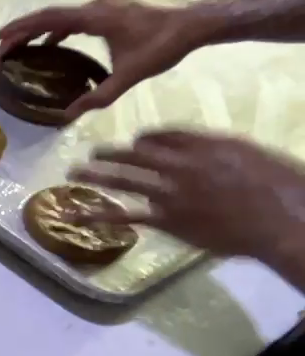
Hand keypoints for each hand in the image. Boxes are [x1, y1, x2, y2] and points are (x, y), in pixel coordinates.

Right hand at [0, 0, 210, 118]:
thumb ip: (98, 96)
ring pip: (62, 16)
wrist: (204, 21)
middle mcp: (99, 7)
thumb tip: (67, 117)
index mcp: (96, 17)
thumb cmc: (166, 45)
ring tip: (19, 49)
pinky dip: (56, 30)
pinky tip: (52, 44)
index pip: (48, 19)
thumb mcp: (130, 75)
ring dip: (37, 31)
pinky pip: (76, 18)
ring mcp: (108, 6)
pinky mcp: (115, 10)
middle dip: (20, 34)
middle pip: (49, 16)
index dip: (19, 30)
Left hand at [72, 130, 304, 271]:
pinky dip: (94, 216)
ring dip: (95, 175)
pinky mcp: (164, 218)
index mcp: (215, 146)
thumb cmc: (282, 189)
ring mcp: (172, 192)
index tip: (135, 138)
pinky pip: (122, 216)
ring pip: (124, 180)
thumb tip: (203, 155)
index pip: (171, 135)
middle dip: (114, 152)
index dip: (149, 137)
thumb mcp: (255, 158)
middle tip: (94, 151)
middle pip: (140, 154)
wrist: (284, 220)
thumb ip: (223, 155)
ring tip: (73, 172)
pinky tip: (72, 217)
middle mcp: (188, 165)